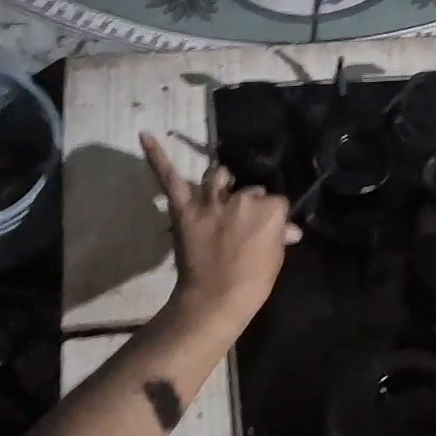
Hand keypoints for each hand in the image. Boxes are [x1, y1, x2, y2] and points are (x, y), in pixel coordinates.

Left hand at [141, 132, 300, 327]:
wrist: (216, 300)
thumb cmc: (253, 285)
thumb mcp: (276, 260)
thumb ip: (279, 238)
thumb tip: (290, 229)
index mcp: (269, 210)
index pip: (275, 202)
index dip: (272, 216)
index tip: (269, 231)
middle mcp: (242, 199)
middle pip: (249, 192)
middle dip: (249, 204)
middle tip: (244, 226)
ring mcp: (211, 203)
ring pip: (218, 179)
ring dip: (222, 182)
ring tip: (223, 187)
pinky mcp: (185, 210)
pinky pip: (170, 179)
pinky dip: (156, 157)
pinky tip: (145, 135)